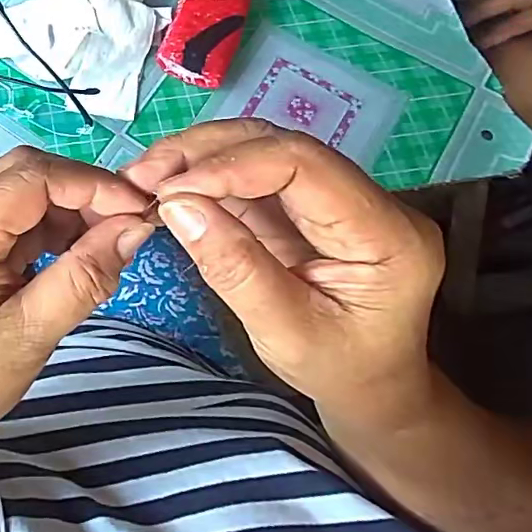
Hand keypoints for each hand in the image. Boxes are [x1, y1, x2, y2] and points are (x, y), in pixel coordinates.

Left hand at [0, 147, 154, 446]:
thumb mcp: (33, 333)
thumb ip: (85, 277)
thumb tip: (136, 228)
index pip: (31, 178)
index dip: (90, 184)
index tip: (136, 209)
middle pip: (29, 172)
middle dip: (84, 189)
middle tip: (128, 221)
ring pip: (30, 189)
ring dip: (75, 206)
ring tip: (111, 238)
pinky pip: (25, 215)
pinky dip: (61, 224)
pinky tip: (84, 248)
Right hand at [120, 119, 443, 412]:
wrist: (369, 387)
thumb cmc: (338, 370)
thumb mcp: (286, 334)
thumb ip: (236, 269)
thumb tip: (177, 206)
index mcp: (385, 233)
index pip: (305, 165)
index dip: (234, 165)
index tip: (172, 188)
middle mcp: (365, 198)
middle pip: (280, 145)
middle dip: (206, 152)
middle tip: (146, 173)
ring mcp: (331, 195)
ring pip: (260, 149)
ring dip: (198, 156)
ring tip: (147, 175)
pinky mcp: (301, 202)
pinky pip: (249, 174)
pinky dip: (203, 176)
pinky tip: (168, 185)